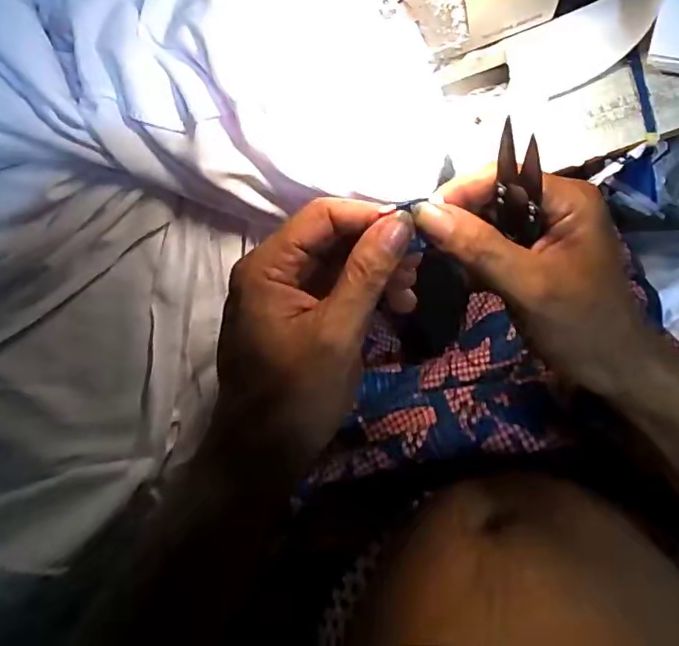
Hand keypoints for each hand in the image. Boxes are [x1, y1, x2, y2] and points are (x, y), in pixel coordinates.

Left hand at [206, 198, 416, 481]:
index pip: (322, 216)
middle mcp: (271, 269)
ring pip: (337, 260)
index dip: (369, 216)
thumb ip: (367, 272)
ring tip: (412, 290)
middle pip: (331, 236)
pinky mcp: (297, 313)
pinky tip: (397, 304)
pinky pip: (335, 286)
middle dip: (377, 246)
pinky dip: (366, 291)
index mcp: (267, 266)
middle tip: (418, 266)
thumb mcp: (338, 332)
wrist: (260, 463)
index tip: (412, 229)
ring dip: (377, 269)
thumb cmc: (296, 397)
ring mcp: (283, 292)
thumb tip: (400, 221)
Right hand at [413, 171, 661, 395]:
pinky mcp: (536, 252)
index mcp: (568, 197)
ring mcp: (547, 228)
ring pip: (491, 219)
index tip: (424, 214)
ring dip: (465, 238)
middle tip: (424, 238)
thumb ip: (479, 246)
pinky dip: (476, 256)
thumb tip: (425, 212)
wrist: (619, 375)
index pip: (504, 175)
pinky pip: (497, 241)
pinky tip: (459, 272)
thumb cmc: (583, 326)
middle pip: (494, 195)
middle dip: (461, 216)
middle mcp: (557, 203)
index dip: (463, 190)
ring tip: (436, 256)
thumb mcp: (529, 285)